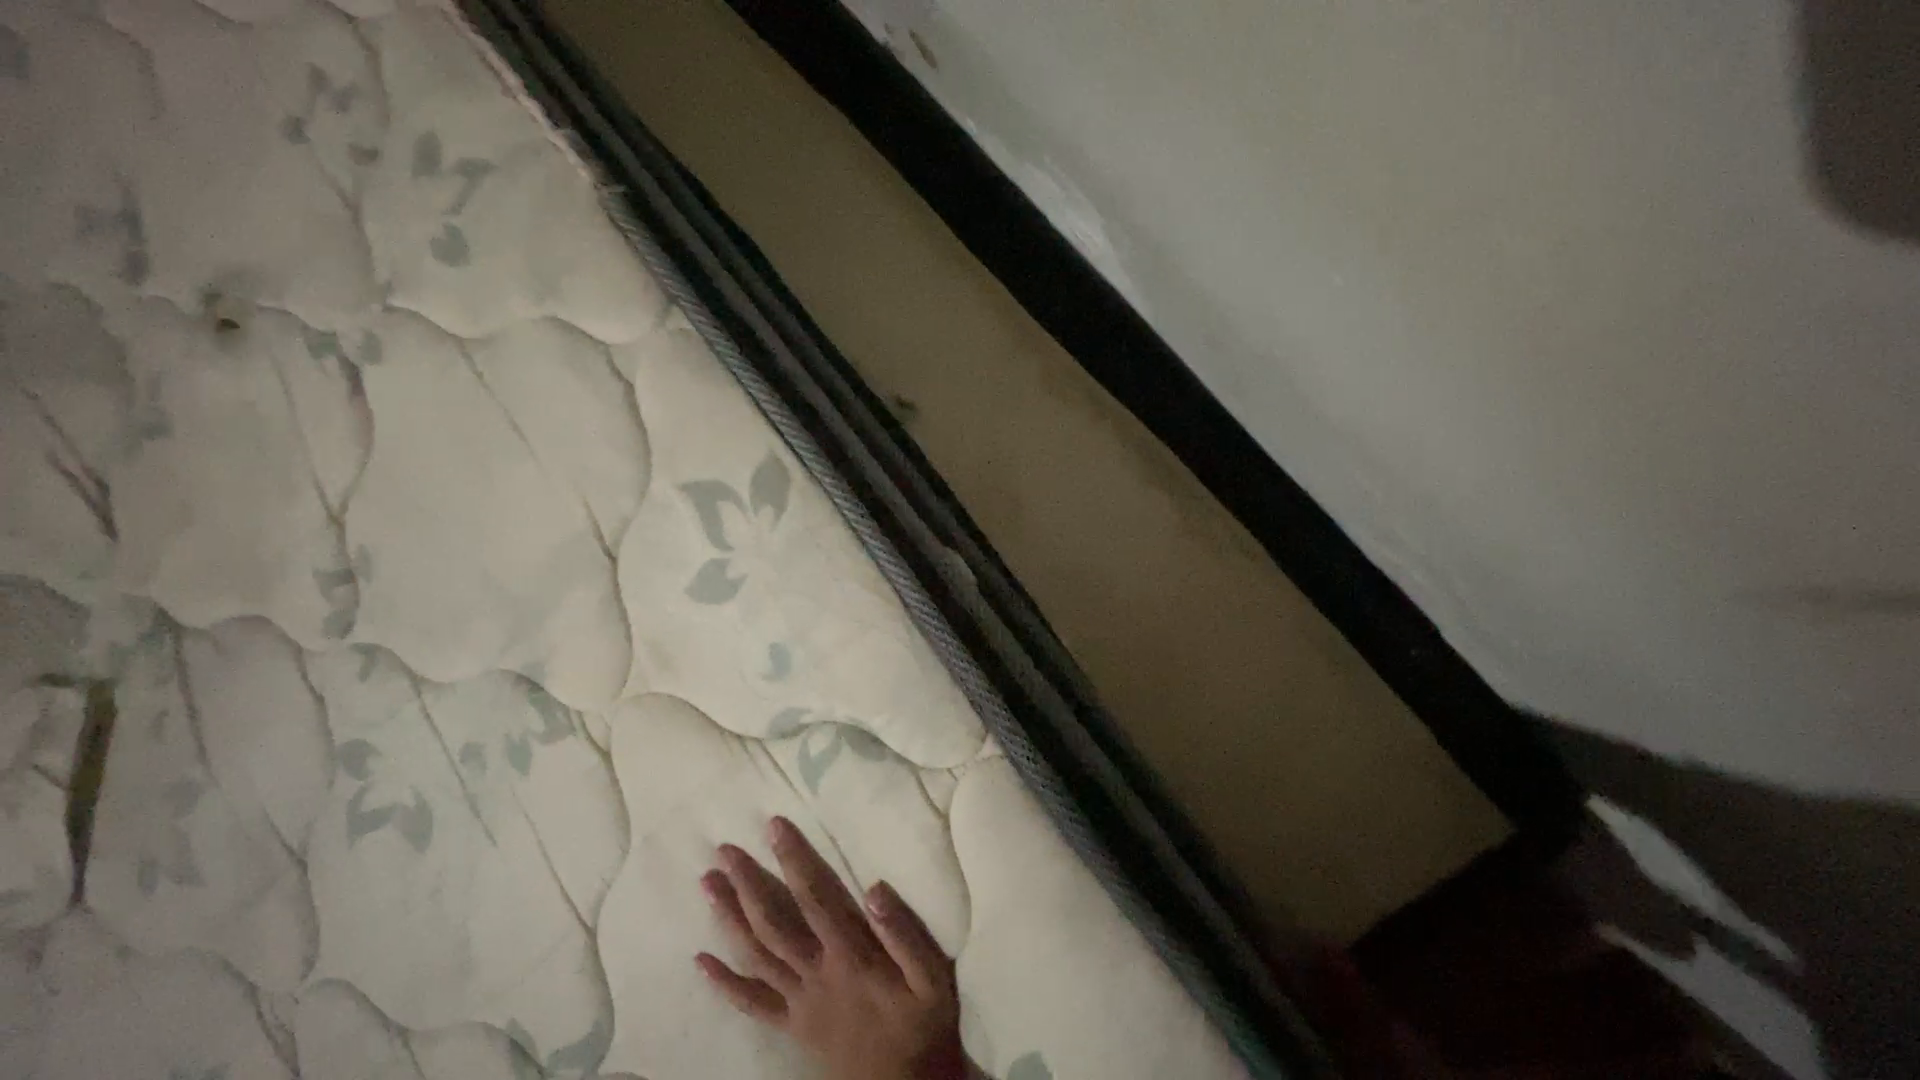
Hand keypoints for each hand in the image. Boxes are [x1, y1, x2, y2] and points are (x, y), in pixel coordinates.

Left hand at [697, 816, 974, 1079]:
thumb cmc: (923, 1026)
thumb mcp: (932, 979)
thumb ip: (905, 933)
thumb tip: (875, 888)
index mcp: (849, 956)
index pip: (815, 897)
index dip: (793, 860)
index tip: (774, 827)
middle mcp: (815, 974)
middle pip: (772, 922)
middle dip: (747, 883)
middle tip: (724, 851)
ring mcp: (798, 1001)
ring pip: (755, 955)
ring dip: (728, 918)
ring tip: (707, 884)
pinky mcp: (791, 1026)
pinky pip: (751, 1004)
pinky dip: (723, 983)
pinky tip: (700, 961)